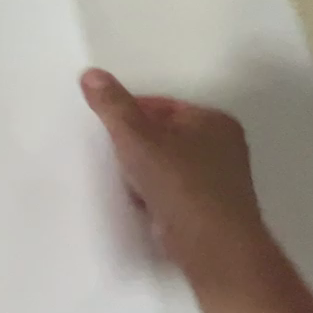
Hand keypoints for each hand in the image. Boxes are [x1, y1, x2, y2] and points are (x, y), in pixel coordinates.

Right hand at [80, 69, 271, 282]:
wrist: (208, 240)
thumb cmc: (175, 179)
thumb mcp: (133, 134)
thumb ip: (111, 103)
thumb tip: (90, 73)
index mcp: (213, 121)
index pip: (155, 104)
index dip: (124, 114)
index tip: (103, 129)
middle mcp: (222, 143)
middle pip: (157, 130)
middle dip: (129, 139)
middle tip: (105, 148)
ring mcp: (218, 173)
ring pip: (160, 156)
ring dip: (136, 162)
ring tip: (117, 172)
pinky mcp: (207, 199)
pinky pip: (167, 180)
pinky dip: (148, 182)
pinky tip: (134, 192)